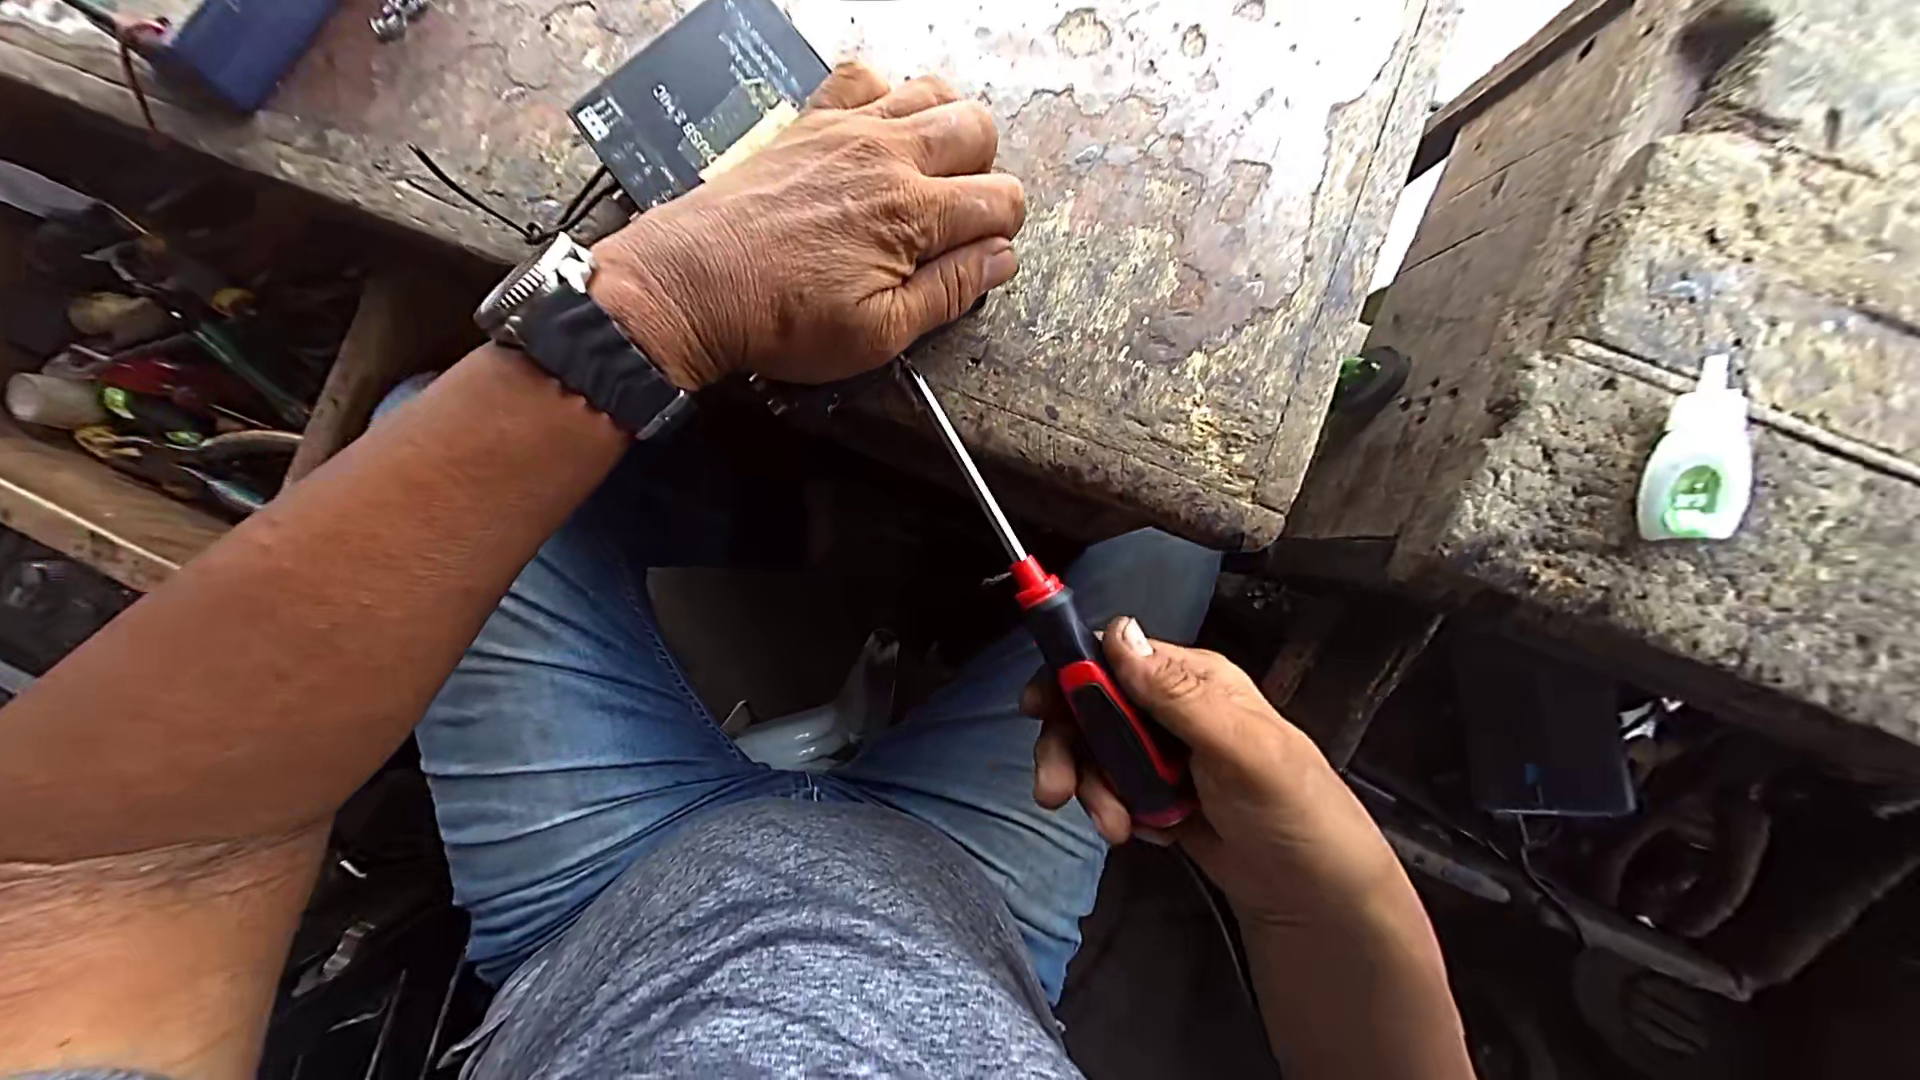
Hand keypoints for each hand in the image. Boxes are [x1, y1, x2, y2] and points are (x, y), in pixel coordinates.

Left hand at [589, 63, 1024, 389]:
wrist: (696, 288)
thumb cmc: (783, 318)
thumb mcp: (882, 333)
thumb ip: (950, 292)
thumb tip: (999, 260)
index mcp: (912, 214)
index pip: (1000, 199)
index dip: (1003, 232)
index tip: (984, 256)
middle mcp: (886, 156)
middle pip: (977, 128)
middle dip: (986, 173)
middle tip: (960, 217)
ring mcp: (846, 130)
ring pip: (932, 90)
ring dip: (947, 131)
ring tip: (930, 178)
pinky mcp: (811, 122)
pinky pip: (865, 76)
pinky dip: (887, 99)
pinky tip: (880, 139)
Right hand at [1026, 616, 1409, 929]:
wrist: (1314, 898)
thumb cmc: (1295, 810)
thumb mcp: (1241, 747)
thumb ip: (1177, 693)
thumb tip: (1120, 633)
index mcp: (1189, 678)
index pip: (1112, 656)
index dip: (1070, 673)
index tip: (1038, 706)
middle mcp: (1167, 707)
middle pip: (1090, 707)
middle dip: (1068, 747)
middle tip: (1054, 787)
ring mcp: (1158, 751)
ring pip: (1093, 752)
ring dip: (1092, 788)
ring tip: (1115, 824)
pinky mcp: (1152, 791)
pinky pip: (1108, 789)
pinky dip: (1114, 810)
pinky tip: (1144, 830)